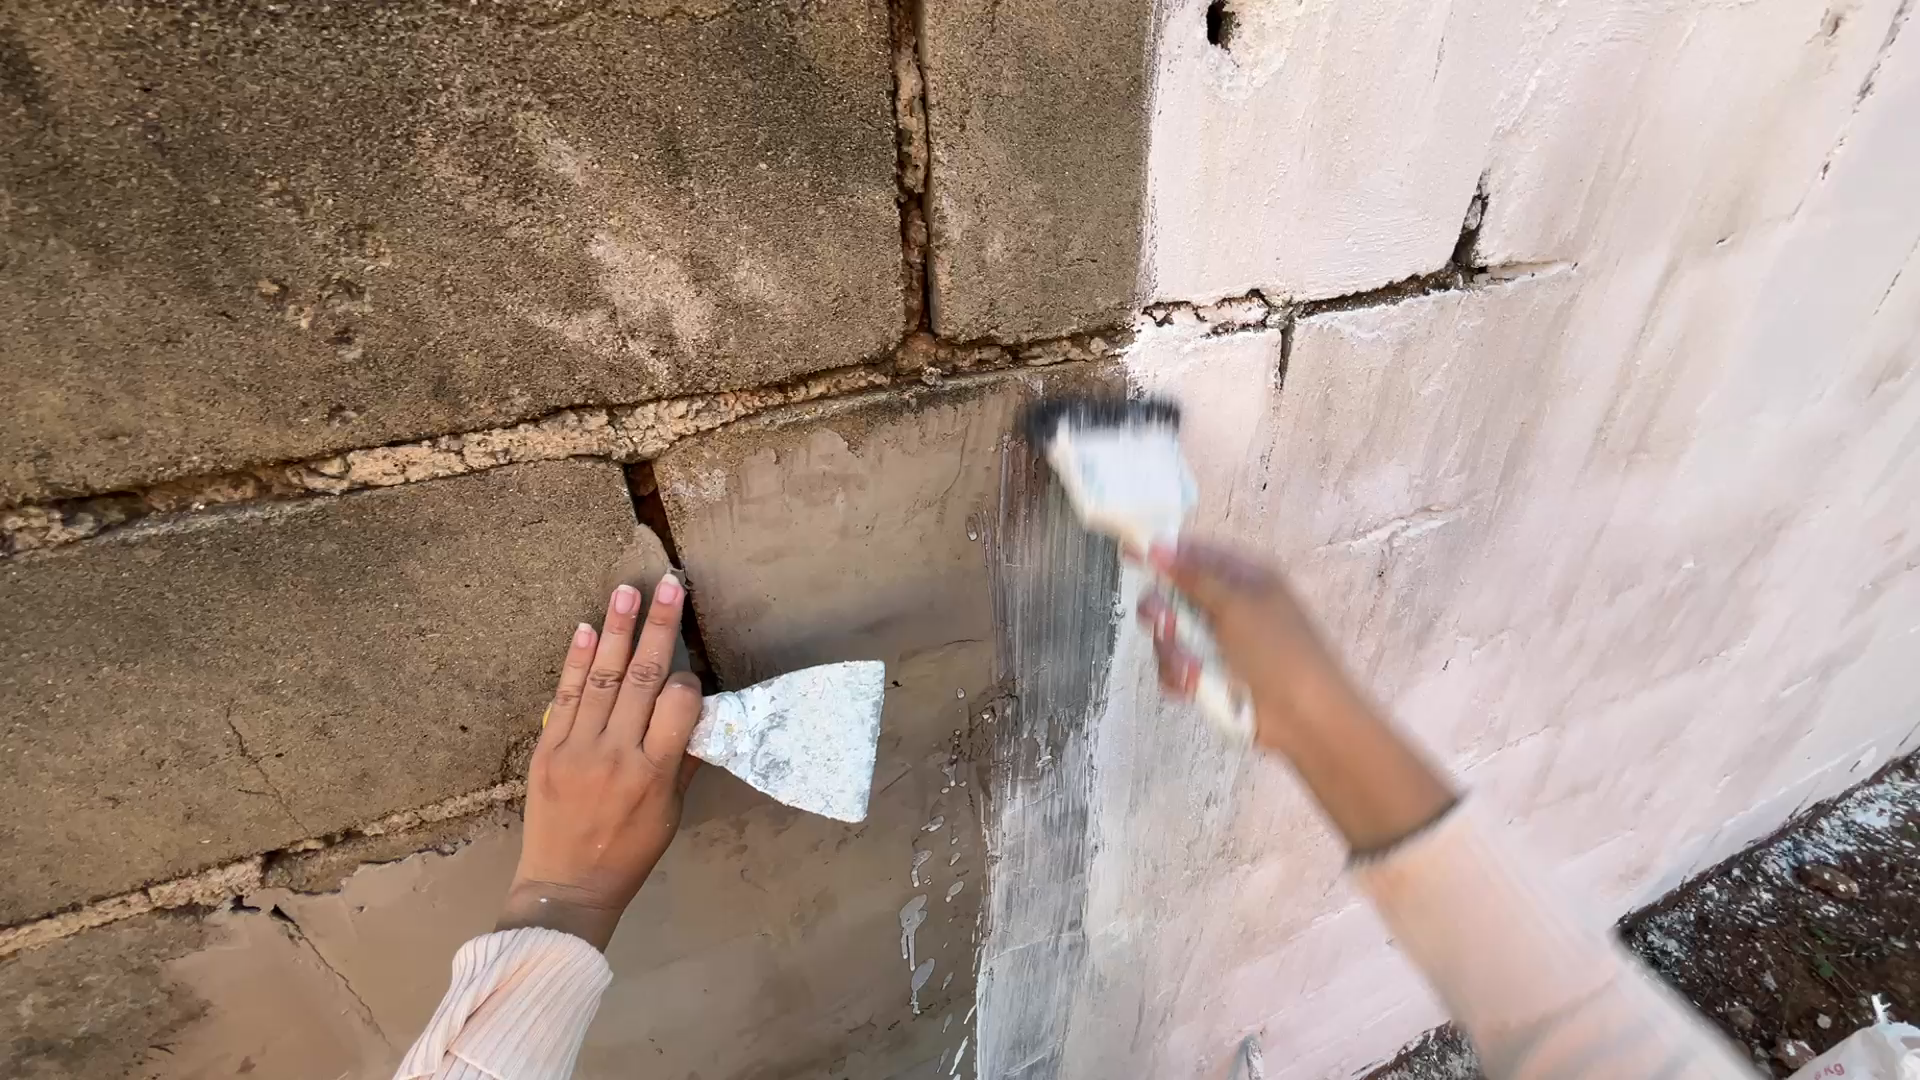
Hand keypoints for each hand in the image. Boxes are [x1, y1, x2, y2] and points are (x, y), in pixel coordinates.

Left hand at [497, 575, 701, 949]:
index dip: (687, 680)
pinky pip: (565, 696)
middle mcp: (616, 754)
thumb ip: (686, 755)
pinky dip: (577, 660)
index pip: (678, 705)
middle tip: (667, 586)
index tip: (688, 675)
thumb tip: (699, 708)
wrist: (565, 886)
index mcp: (655, 772)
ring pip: (603, 678)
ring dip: (616, 630)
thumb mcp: (673, 809)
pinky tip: (587, 628)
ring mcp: (576, 749)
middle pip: (642, 678)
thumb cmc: (632, 849)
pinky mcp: (546, 749)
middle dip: (658, 627)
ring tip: (626, 592)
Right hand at [1136, 539, 1455, 852]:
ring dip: (1173, 650)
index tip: (1131, 554)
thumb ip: (1193, 576)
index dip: (1162, 553)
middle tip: (1166, 625)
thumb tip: (1158, 547)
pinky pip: (1173, 665)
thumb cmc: (1280, 652)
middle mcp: (1226, 605)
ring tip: (1192, 668)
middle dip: (1163, 611)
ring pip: (1167, 634)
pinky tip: (1193, 685)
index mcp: (1243, 577)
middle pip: (1171, 594)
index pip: (1194, 554)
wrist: (1306, 719)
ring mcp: (1215, 641)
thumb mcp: (1237, 606)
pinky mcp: (1207, 673)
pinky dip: (1179, 675)